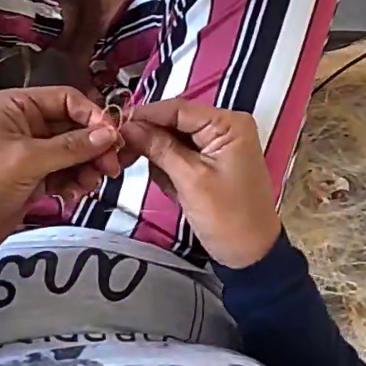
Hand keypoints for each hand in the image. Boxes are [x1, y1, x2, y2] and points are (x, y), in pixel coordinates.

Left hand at [0, 87, 122, 274]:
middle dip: (92, 145)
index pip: (64, 98)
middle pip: (71, 126)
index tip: (114, 137)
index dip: (92, 116)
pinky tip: (75, 194)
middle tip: (111, 168)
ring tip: (89, 185)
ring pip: (70, 152)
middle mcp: (21, 123)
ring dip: (85, 167)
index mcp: (13, 105)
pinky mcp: (29, 179)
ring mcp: (26, 153)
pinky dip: (73, 182)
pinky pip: (61, 173)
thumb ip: (70, 147)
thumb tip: (109, 134)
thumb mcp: (25, 159)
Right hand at [120, 101, 280, 267]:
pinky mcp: (209, 159)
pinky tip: (166, 183)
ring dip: (155, 154)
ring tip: (144, 173)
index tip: (113, 124)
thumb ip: (158, 147)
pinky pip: (177, 152)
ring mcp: (216, 143)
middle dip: (147, 137)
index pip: (177, 108)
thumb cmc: (228, 217)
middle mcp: (224, 126)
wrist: (251, 256)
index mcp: (228, 124)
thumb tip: (126, 125)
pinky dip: (166, 165)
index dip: (143, 115)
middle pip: (172, 121)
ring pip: (170, 136)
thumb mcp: (189, 179)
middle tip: (119, 152)